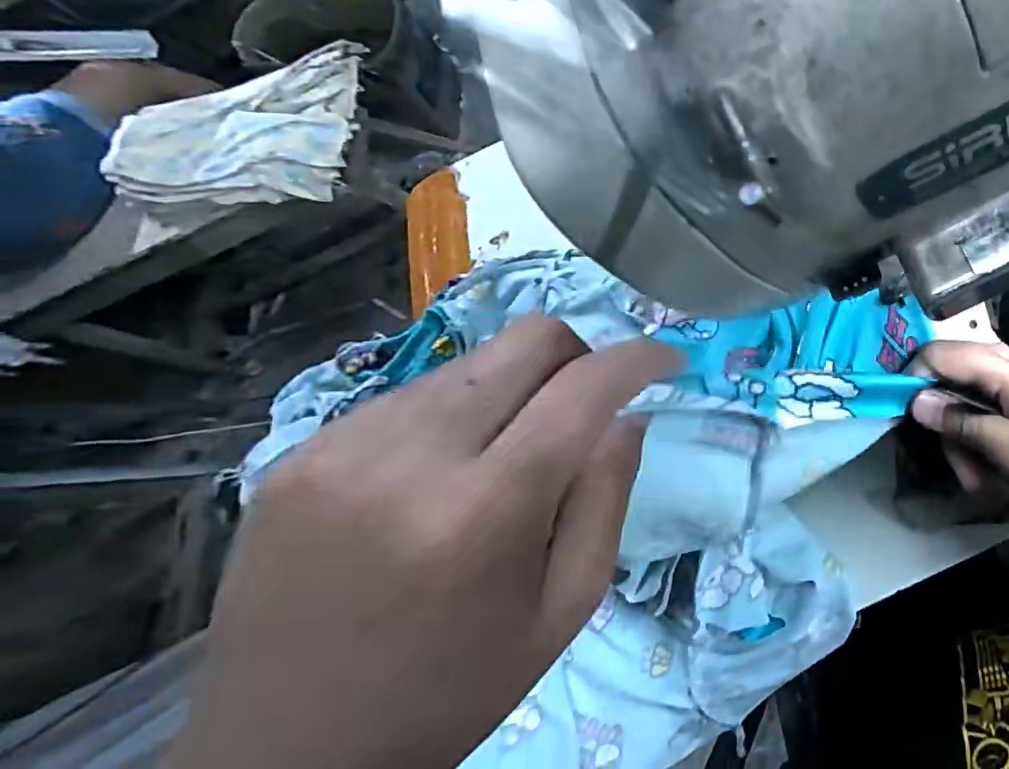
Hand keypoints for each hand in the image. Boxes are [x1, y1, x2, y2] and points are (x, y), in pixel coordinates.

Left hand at [168, 316, 682, 768]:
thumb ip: (608, 493)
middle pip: (528, 339)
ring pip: (474, 359)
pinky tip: (445, 470)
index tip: (669, 359)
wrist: (282, 758)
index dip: (640, 357)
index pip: (584, 386)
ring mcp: (341, 448)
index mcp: (484, 509)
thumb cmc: (455, 685)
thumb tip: (627, 412)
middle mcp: (408, 458)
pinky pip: (414, 392)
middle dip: (581, 353)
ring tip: (508, 449)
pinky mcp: (298, 454)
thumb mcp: (567, 602)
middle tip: (590, 400)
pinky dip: (458, 410)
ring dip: (516, 386)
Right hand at [908, 341, 1008, 522]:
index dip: (913, 384)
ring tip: (996, 484)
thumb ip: (963, 423)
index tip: (911, 426)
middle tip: (970, 479)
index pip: (938, 352)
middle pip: (963, 376)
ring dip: (982, 435)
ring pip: (989, 392)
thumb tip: (916, 399)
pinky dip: (1007, 428)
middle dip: (955, 427)